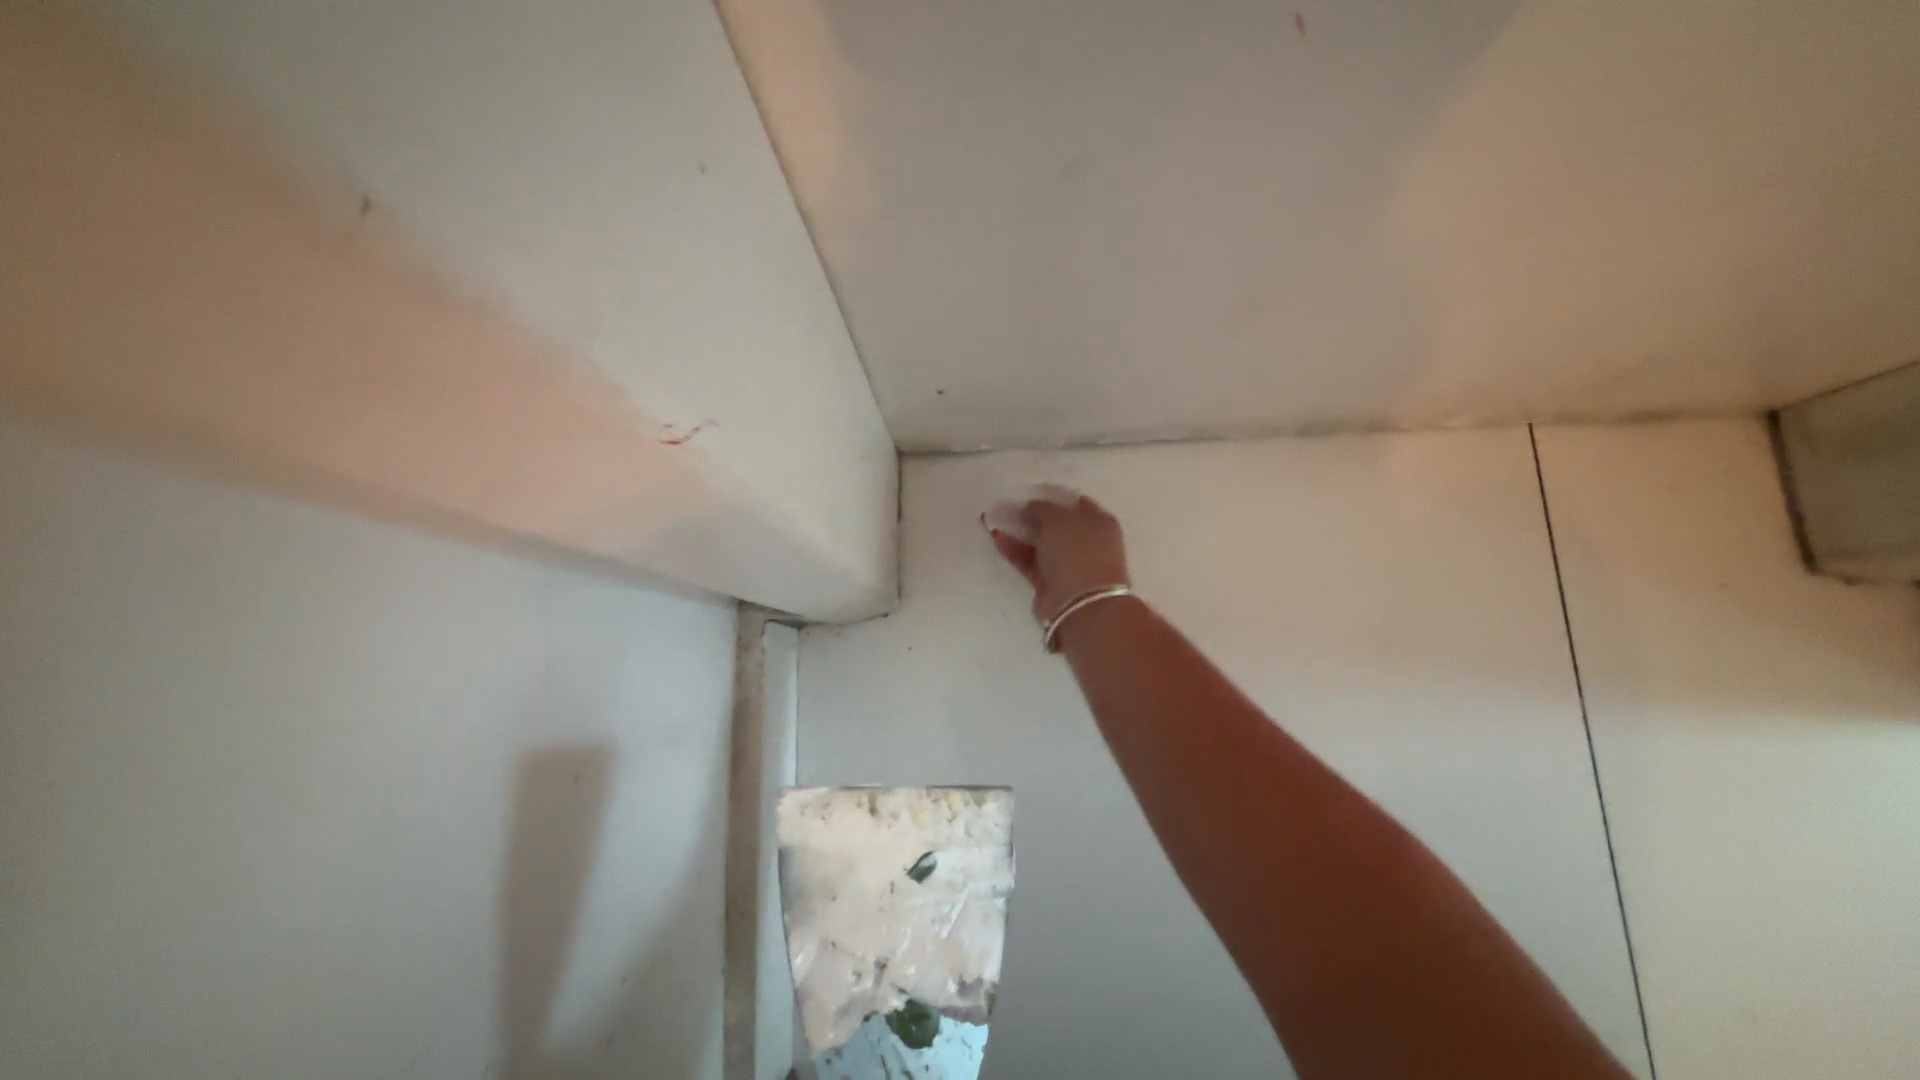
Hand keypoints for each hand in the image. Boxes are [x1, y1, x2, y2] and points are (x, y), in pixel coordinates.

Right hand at [986, 496, 1131, 623]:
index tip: (1030, 492)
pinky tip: (996, 537)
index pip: (1076, 504)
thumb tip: (1030, 507)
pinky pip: (1030, 560)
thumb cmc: (1077, 552)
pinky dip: (1014, 550)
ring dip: (1019, 532)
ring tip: (995, 519)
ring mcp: (1069, 563)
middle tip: (1009, 505)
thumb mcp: (1059, 520)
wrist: (1080, 604)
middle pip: (1057, 524)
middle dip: (1033, 515)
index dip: (1054, 497)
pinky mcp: (1050, 582)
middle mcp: (1087, 542)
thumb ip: (1042, 509)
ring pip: (1041, 543)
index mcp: (1099, 522)